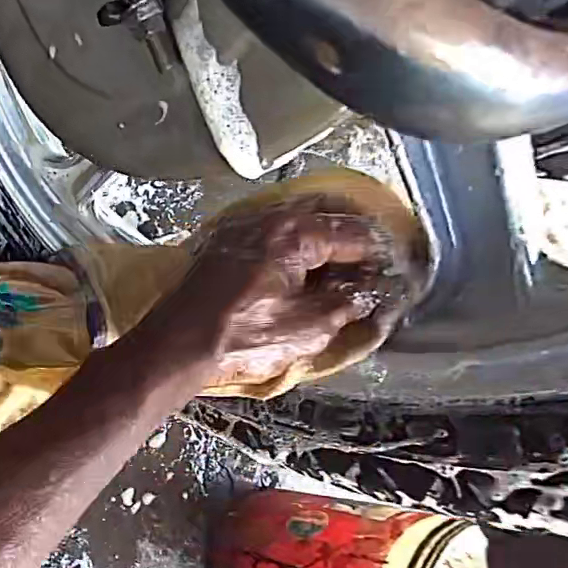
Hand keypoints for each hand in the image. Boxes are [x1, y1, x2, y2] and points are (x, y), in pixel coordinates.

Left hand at [134, 195, 397, 383]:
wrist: (175, 346)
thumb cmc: (240, 338)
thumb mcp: (309, 327)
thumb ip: (347, 303)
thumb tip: (364, 292)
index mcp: (294, 234)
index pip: (354, 234)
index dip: (379, 256)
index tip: (391, 272)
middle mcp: (264, 221)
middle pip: (322, 220)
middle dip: (348, 243)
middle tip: (367, 269)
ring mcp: (237, 232)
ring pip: (292, 227)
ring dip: (317, 245)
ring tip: (334, 276)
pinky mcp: (218, 249)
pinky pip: (265, 240)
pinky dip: (286, 251)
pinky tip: (294, 276)